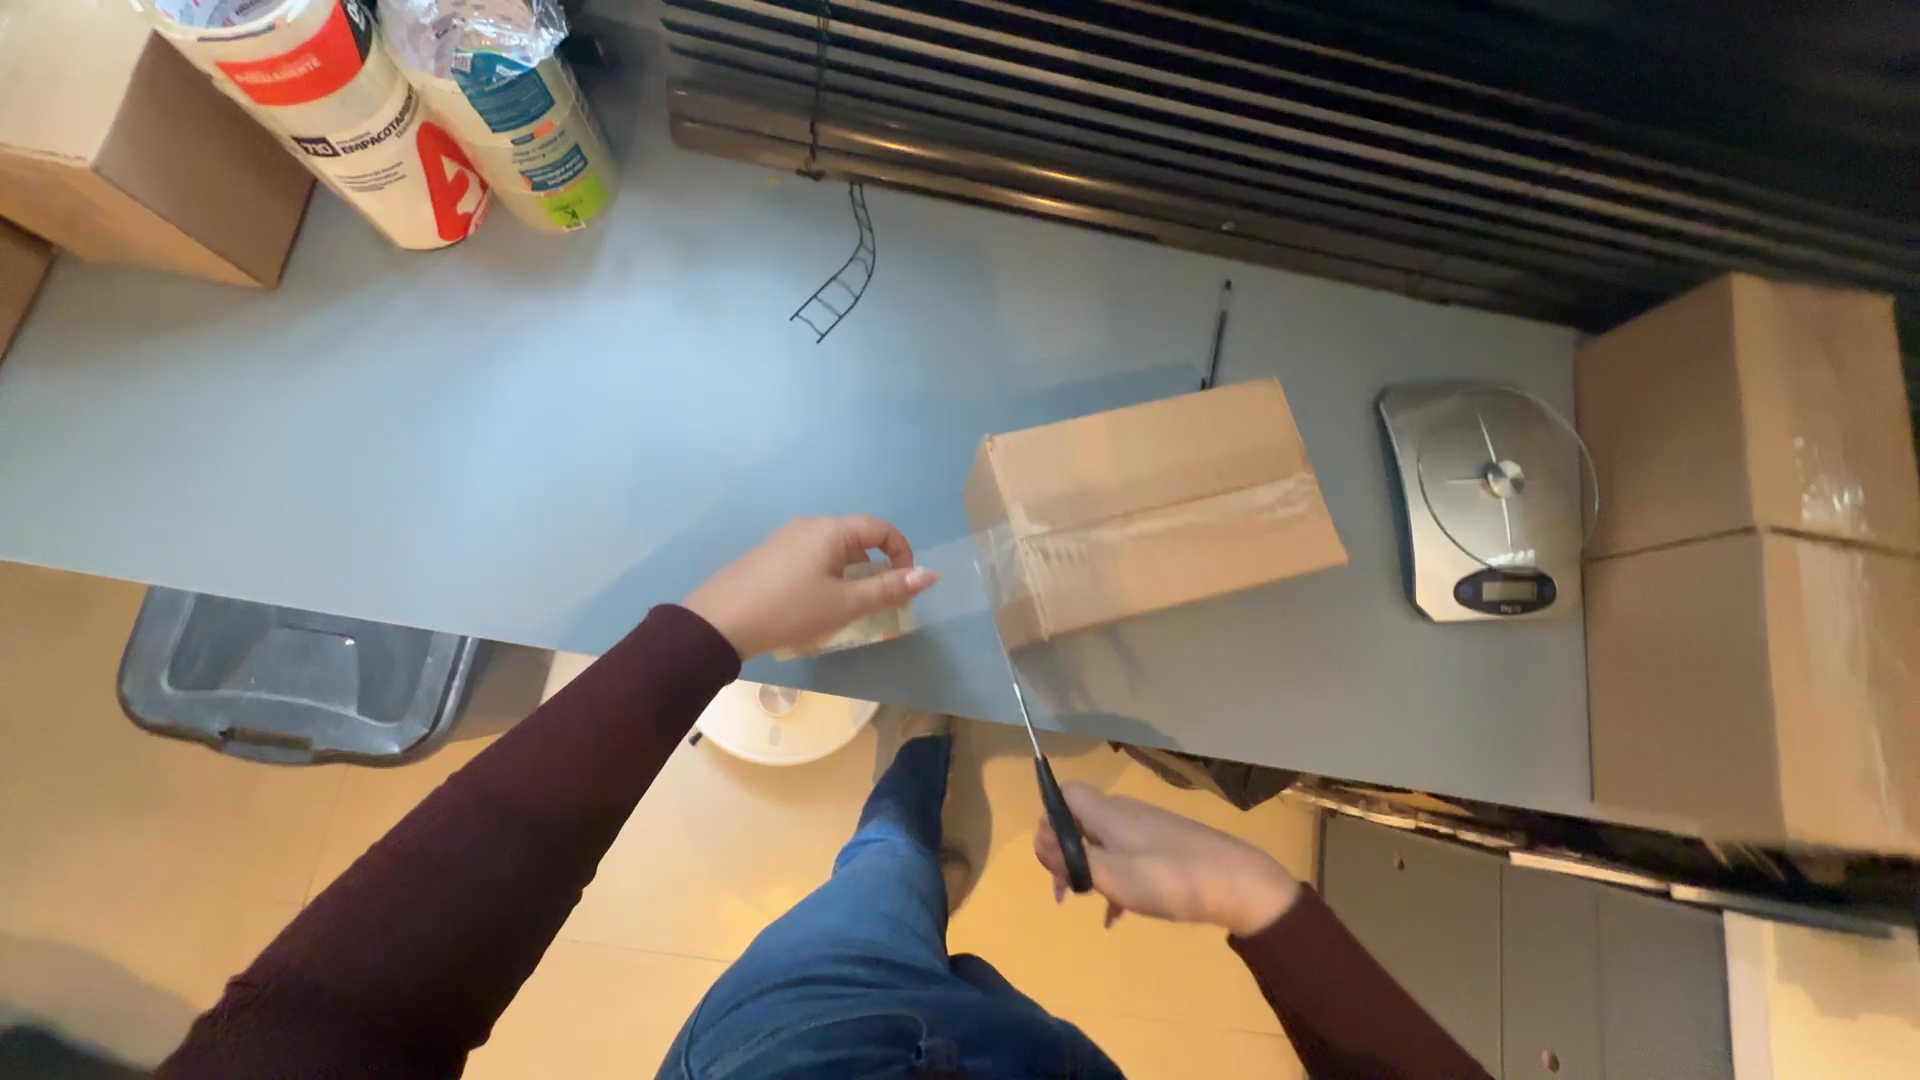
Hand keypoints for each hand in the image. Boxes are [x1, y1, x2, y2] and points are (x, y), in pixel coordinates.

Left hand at [683, 516, 938, 659]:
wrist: (719, 623)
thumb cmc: (789, 610)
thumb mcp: (845, 604)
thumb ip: (889, 588)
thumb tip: (931, 574)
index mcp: (831, 530)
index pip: (881, 528)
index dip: (902, 552)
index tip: (905, 584)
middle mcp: (809, 526)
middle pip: (857, 537)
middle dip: (877, 565)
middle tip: (880, 600)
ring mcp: (785, 540)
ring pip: (833, 550)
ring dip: (852, 573)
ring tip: (849, 607)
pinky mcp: (769, 557)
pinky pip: (811, 558)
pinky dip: (828, 575)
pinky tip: (816, 604)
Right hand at [1034, 783, 1300, 936]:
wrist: (1238, 883)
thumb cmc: (1169, 877)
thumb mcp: (1112, 875)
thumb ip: (1072, 859)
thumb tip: (1037, 840)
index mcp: (1106, 813)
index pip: (1064, 794)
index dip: (1048, 819)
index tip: (1050, 856)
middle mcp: (1122, 813)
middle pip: (1078, 820)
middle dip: (1064, 853)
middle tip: (1063, 891)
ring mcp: (1145, 829)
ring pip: (1101, 842)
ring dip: (1087, 870)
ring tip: (1088, 904)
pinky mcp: (1163, 847)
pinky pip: (1125, 857)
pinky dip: (1114, 880)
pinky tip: (1117, 915)